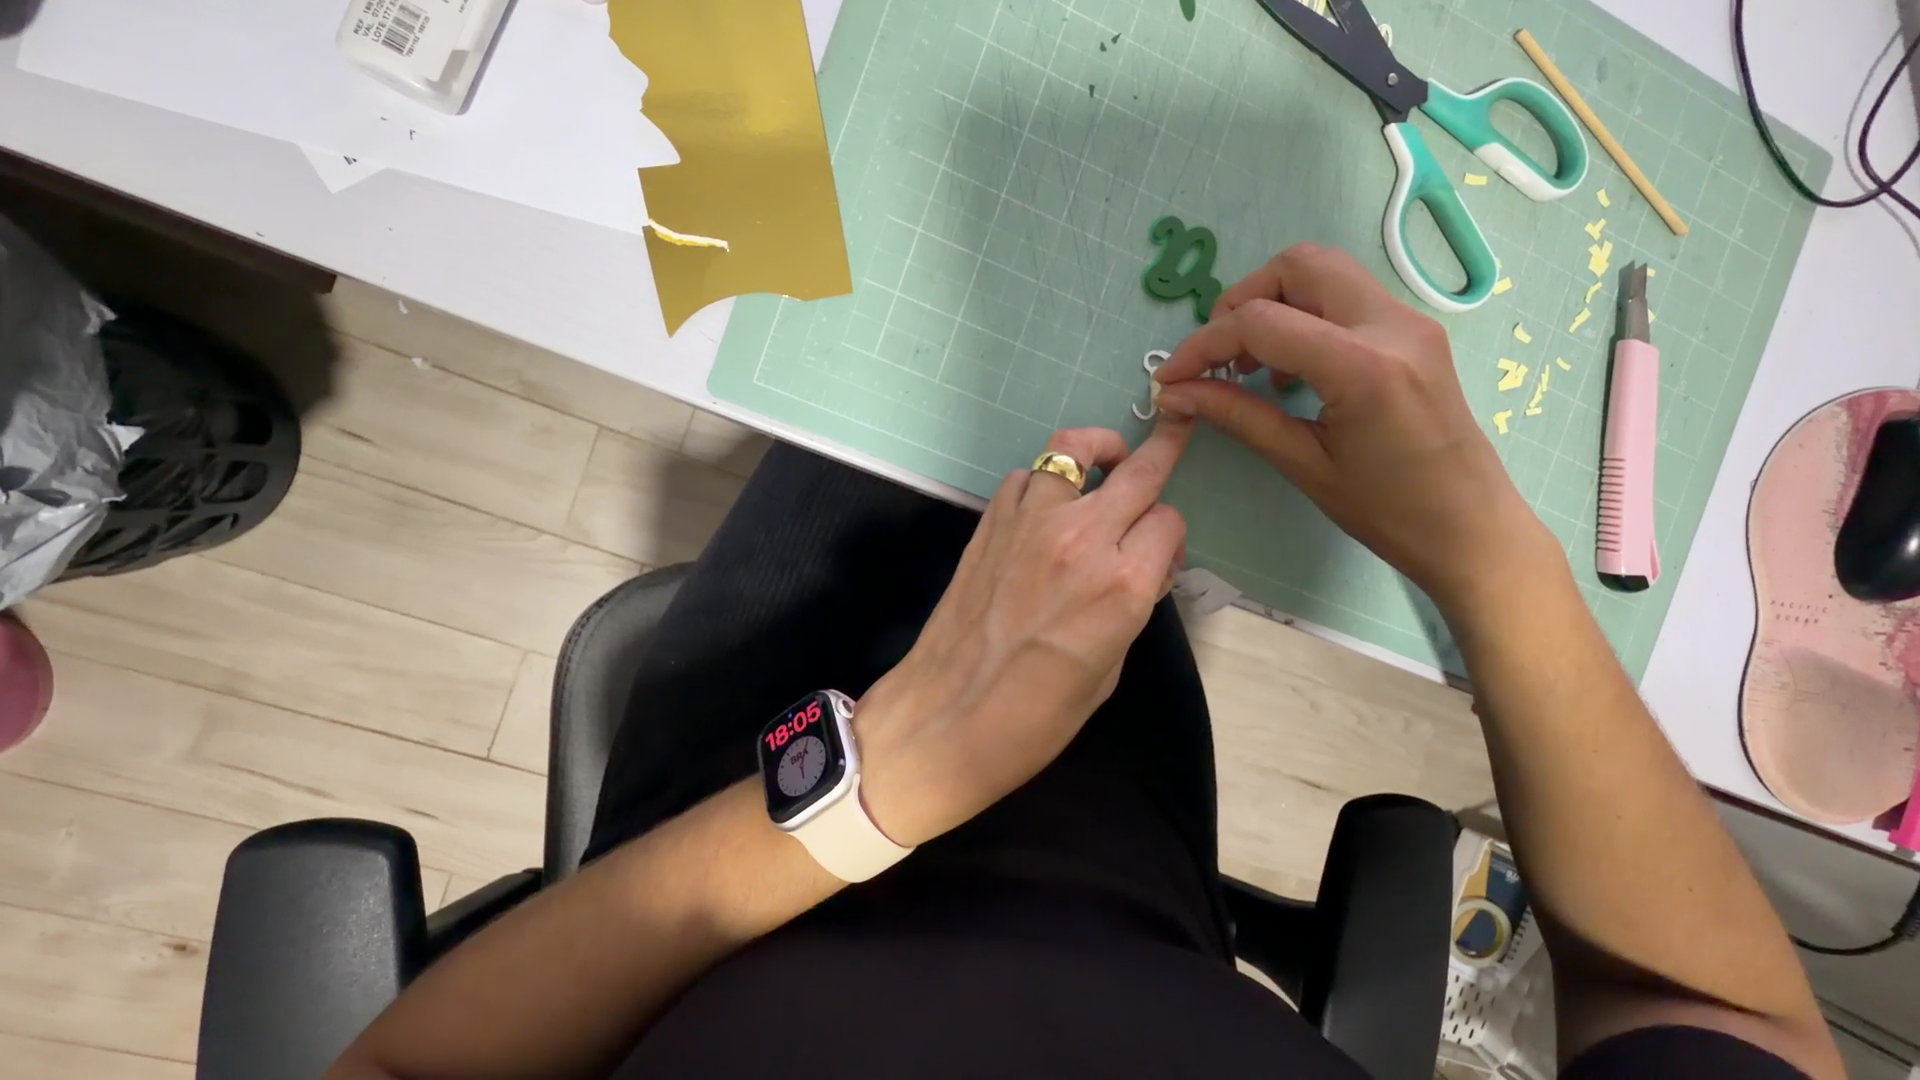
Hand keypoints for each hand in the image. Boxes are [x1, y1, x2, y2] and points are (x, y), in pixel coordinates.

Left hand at [853, 421, 1193, 846]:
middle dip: (1162, 451)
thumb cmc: (1037, 716)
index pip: (1169, 523)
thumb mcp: (1109, 670)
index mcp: (1123, 583)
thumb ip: (1129, 606)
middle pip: (1138, 470)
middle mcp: (1082, 537)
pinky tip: (1045, 509)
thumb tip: (1136, 571)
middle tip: (1172, 438)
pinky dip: (1043, 483)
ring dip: (1097, 454)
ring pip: (1072, 451)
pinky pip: (1024, 478)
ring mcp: (1030, 522)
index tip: (1161, 556)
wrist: (947, 717)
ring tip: (1101, 470)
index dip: (1170, 538)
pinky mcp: (989, 523)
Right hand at [1152, 243, 1557, 614]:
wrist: (1471, 526)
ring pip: (1325, 272)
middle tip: (1218, 355)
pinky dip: (1305, 314)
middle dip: (1242, 300)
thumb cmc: (1387, 510)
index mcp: (1362, 366)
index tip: (1171, 377)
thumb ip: (1237, 416)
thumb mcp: (1303, 463)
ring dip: (1274, 303)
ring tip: (1250, 363)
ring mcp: (1409, 321)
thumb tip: (1175, 395)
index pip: (1261, 322)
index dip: (1202, 345)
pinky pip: (1347, 296)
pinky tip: (1290, 368)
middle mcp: (1391, 324)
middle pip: (1297, 266)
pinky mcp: (1414, 331)